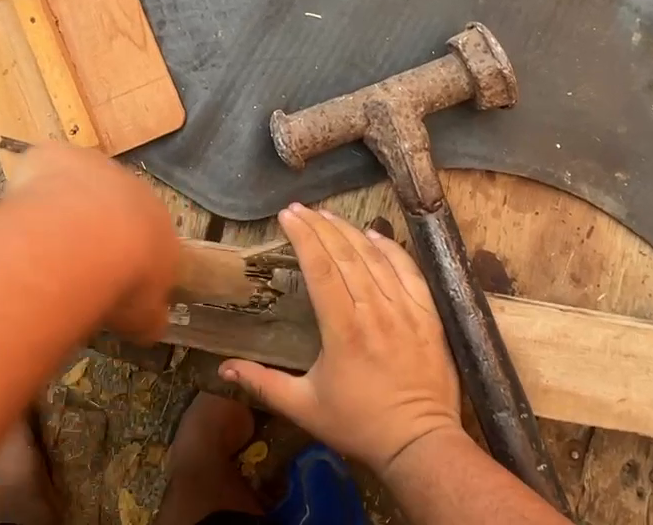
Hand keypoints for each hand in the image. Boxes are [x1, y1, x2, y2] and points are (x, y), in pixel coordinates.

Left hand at [2, 143, 179, 338]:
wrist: (84, 241)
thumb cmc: (122, 281)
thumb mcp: (144, 317)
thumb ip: (147, 317)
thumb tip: (149, 328)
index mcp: (159, 222)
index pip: (146, 236)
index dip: (126, 258)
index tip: (107, 280)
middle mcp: (131, 187)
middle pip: (112, 205)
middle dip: (94, 230)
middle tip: (71, 266)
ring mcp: (91, 165)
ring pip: (76, 185)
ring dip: (63, 209)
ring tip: (42, 247)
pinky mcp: (54, 155)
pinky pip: (41, 170)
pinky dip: (31, 187)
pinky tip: (21, 218)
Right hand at [219, 205, 462, 474]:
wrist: (421, 445)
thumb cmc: (358, 425)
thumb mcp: (304, 407)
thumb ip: (263, 383)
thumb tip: (223, 367)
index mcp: (342, 329)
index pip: (319, 268)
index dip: (303, 236)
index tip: (287, 215)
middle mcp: (374, 311)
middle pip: (344, 254)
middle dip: (319, 225)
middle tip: (300, 208)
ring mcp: (405, 311)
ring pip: (375, 257)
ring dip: (349, 231)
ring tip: (328, 214)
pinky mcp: (429, 316)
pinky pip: (409, 271)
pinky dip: (390, 248)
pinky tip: (374, 235)